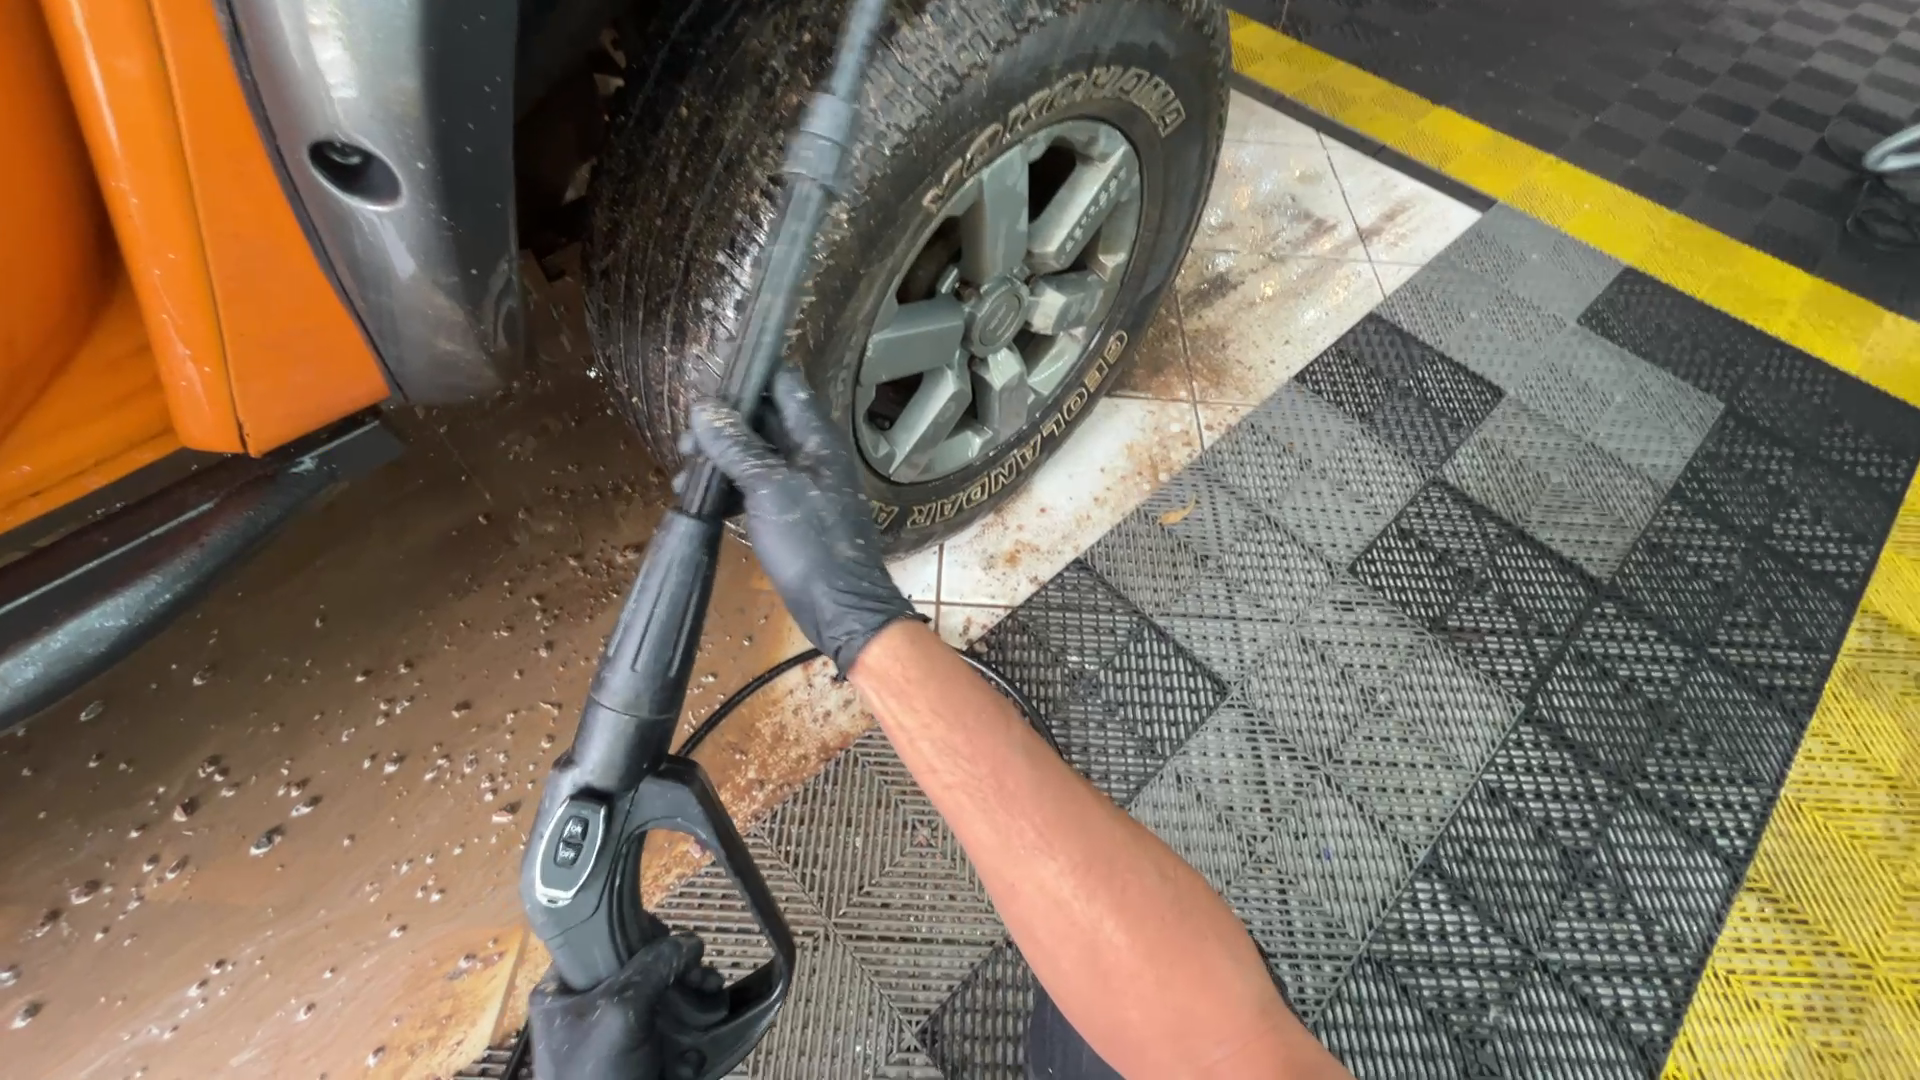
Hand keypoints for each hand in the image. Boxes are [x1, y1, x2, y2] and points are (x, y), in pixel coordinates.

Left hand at [529, 933, 714, 1079]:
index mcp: (564, 989)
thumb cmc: (597, 1077)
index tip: (669, 941)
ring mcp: (614, 1035)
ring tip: (713, 1001)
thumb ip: (656, 965)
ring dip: (694, 996)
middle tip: (702, 976)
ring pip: (663, 995)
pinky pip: (670, 1031)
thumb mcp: (622, 1009)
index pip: (603, 938)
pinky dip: (688, 1038)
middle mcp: (587, 1006)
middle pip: (643, 964)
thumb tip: (691, 942)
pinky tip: (692, 1056)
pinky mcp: (638, 1058)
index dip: (640, 932)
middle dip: (680, 969)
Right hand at [688, 367, 915, 673]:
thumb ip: (737, 445)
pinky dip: (727, 488)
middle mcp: (809, 453)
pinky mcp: (786, 512)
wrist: (839, 605)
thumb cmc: (811, 542)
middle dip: (720, 422)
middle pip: (762, 419)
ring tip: (682, 474)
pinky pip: (752, 486)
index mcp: (816, 437)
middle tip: (683, 440)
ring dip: (718, 458)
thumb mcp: (769, 488)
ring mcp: (798, 484)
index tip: (704, 378)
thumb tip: (702, 406)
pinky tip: (699, 499)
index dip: (748, 374)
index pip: (784, 383)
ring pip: (752, 454)